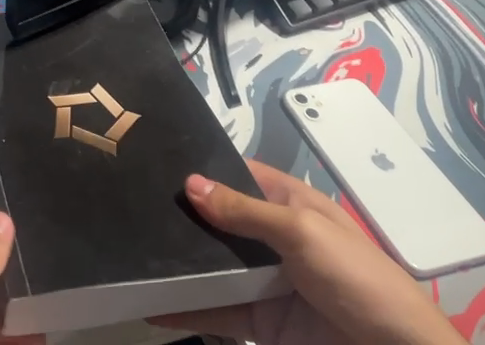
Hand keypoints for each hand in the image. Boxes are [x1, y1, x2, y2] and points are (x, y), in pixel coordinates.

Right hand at [153, 161, 466, 344]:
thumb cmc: (357, 280)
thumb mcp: (302, 234)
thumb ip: (244, 212)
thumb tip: (190, 182)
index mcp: (289, 203)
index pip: (237, 175)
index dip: (202, 168)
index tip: (154, 163)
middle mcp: (273, 237)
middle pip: (218, 222)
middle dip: (180, 219)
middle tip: (128, 209)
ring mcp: (265, 282)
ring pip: (212, 266)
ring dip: (177, 264)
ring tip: (129, 255)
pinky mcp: (261, 322)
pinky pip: (216, 310)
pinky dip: (184, 310)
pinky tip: (150, 306)